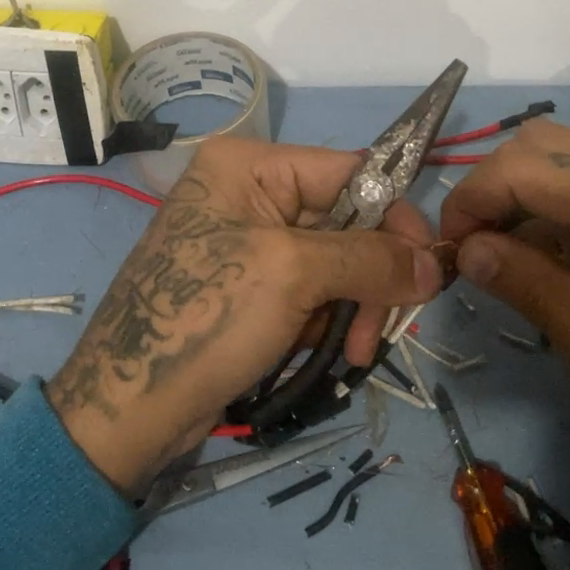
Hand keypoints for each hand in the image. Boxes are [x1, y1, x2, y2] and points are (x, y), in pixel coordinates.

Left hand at [47, 137, 442, 493]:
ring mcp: (246, 242)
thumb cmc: (207, 316)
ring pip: (333, 262)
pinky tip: (319, 353)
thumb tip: (437, 262)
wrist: (133, 402)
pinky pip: (309, 292)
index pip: (348, 171)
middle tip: (385, 329)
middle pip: (345, 220)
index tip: (429, 267)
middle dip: (370, 277)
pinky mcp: (248, 288)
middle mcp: (246, 193)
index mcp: (247, 166)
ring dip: (351, 307)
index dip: (395, 215)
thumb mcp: (292, 274)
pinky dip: (324, 322)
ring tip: (352, 352)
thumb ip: (370, 259)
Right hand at [441, 120, 569, 530]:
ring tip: (512, 254)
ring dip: (529, 191)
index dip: (474, 196)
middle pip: (551, 141)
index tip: (451, 247)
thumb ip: (538, 293)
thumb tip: (467, 248)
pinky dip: (566, 201)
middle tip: (476, 248)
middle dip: (495, 185)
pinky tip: (564, 255)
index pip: (532, 165)